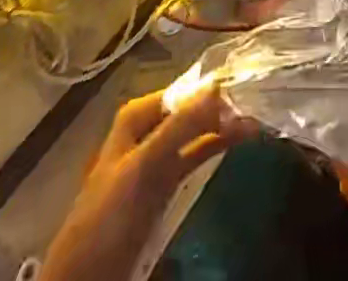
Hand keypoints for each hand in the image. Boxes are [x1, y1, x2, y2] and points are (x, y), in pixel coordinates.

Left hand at [39, 87, 250, 280]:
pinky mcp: (165, 185)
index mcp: (136, 119)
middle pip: (190, 110)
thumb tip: (219, 85)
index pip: (182, 90)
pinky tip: (238, 142)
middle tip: (260, 102)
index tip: (248, 85)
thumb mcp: (145, 165)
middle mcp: (147, 131)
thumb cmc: (110, 215)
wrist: (87, 275)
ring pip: (196, 133)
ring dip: (223, 126)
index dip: (213, 88)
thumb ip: (180, 126)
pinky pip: (195, 157)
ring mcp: (156, 159)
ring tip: (258, 121)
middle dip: (221, 106)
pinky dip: (216, 148)